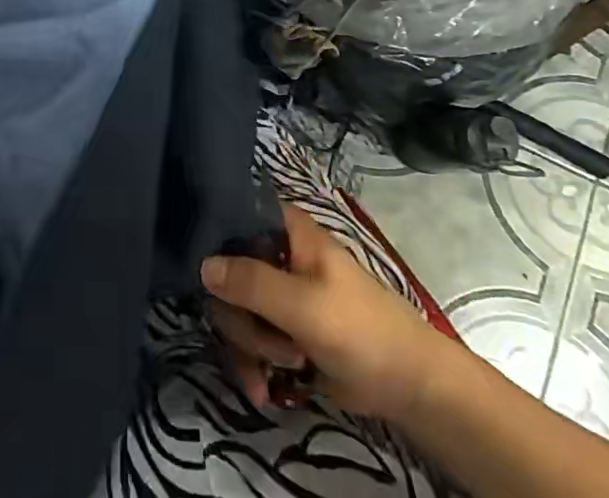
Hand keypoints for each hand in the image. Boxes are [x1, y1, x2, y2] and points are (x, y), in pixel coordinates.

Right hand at [202, 203, 456, 422]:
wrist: (405, 385)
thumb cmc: (360, 329)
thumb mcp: (303, 305)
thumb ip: (251, 283)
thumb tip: (202, 266)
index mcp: (288, 234)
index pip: (237, 217)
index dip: (216, 242)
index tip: (208, 275)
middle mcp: (278, 258)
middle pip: (227, 277)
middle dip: (243, 318)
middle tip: (270, 340)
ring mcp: (278, 296)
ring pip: (235, 313)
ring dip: (252, 347)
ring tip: (287, 365)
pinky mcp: (280, 331)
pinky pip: (248, 341)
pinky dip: (253, 366)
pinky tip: (264, 390)